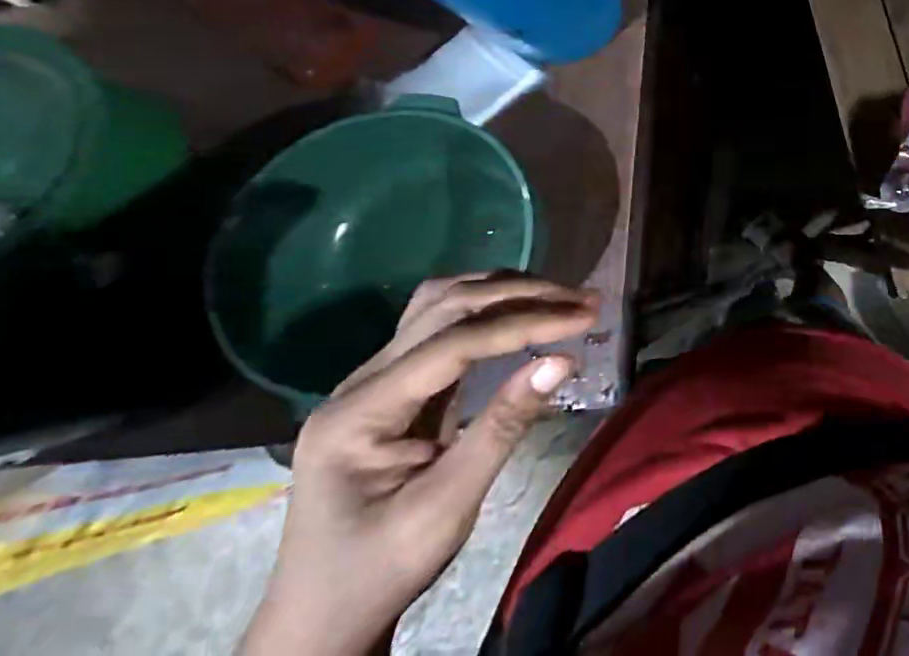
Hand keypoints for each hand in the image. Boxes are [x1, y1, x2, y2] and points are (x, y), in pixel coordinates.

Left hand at [241, 276, 596, 655]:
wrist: (324, 616)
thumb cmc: (382, 569)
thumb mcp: (446, 507)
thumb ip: (503, 427)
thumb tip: (562, 361)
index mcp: (360, 411)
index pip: (454, 343)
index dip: (524, 323)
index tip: (584, 317)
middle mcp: (361, 380)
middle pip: (445, 308)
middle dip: (519, 295)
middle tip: (584, 299)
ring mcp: (373, 381)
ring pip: (440, 307)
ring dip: (502, 293)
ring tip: (559, 297)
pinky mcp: (394, 388)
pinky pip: (441, 331)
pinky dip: (487, 314)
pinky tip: (521, 316)